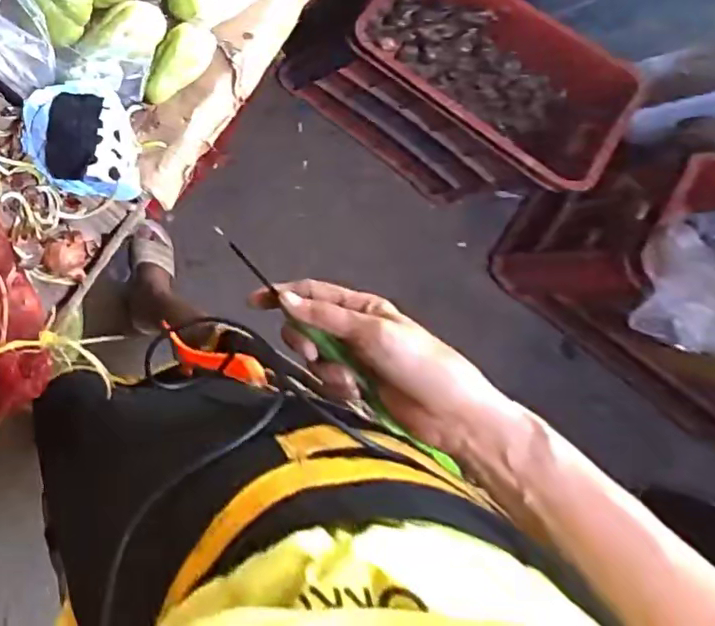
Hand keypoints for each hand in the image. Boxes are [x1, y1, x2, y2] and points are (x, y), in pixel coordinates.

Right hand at [250, 280, 521, 456]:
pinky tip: (356, 392)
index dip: (281, 294)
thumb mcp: (373, 333)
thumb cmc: (424, 366)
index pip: (311, 293)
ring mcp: (353, 358)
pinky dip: (334, 385)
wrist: (460, 421)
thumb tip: (283, 299)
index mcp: (361, 308)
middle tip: (312, 353)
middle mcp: (352, 330)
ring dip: (323, 366)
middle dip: (302, 338)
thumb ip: (324, 316)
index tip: (255, 301)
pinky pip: (325, 379)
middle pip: (304, 324)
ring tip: (347, 379)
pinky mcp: (355, 386)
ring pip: (312, 354)